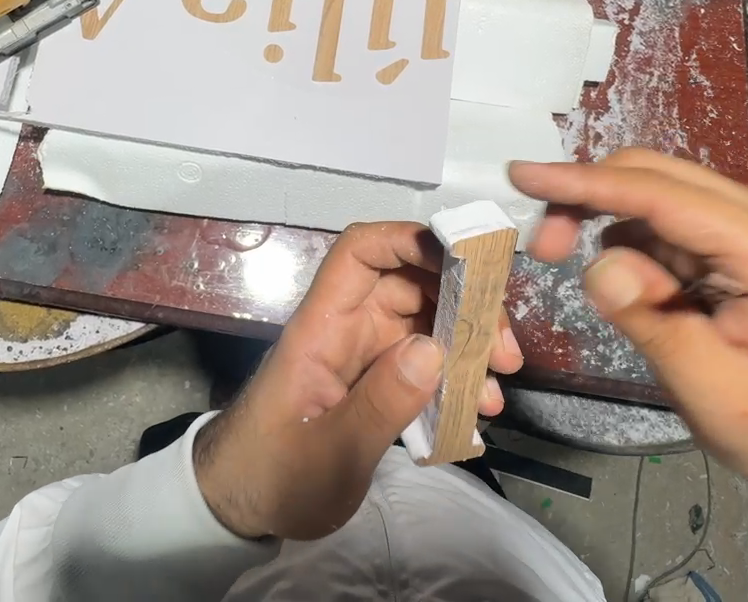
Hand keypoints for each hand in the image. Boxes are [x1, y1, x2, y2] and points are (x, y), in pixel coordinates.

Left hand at [193, 222, 523, 539]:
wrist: (241, 506)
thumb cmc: (273, 475)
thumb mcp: (330, 453)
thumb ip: (381, 403)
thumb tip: (434, 348)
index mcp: (323, 326)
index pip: (360, 252)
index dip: (408, 241)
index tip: (467, 263)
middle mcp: (347, 327)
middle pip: (410, 284)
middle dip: (464, 304)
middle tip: (505, 352)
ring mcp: (364, 353)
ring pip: (425, 323)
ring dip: (467, 347)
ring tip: (494, 393)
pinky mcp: (376, 381)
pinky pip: (423, 362)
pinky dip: (455, 378)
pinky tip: (476, 412)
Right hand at [511, 149, 747, 530]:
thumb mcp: (717, 392)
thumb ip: (652, 323)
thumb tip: (596, 266)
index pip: (657, 194)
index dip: (583, 182)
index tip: (522, 175)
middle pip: (650, 176)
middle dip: (587, 199)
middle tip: (543, 248)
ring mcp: (745, 231)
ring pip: (649, 198)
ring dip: (608, 230)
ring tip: (615, 301)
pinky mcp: (729, 249)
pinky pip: (660, 228)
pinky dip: (632, 252)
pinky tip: (645, 299)